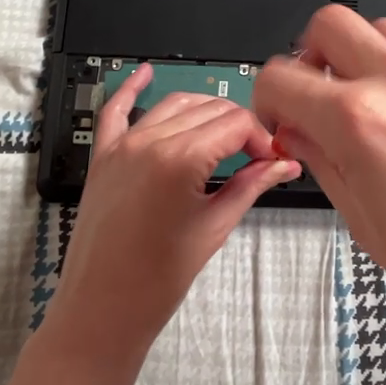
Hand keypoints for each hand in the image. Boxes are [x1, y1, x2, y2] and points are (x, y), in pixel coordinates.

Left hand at [45, 63, 301, 362]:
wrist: (101, 311)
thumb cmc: (157, 280)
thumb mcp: (214, 228)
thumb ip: (250, 186)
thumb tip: (284, 165)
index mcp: (180, 160)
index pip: (236, 122)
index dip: (261, 138)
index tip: (271, 160)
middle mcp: (149, 142)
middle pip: (209, 108)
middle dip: (238, 126)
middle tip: (255, 156)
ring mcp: (122, 146)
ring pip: (174, 104)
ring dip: (204, 111)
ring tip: (224, 136)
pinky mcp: (103, 157)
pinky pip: (115, 111)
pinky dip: (130, 89)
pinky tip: (144, 72)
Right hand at [253, 5, 385, 372]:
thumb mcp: (368, 226)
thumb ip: (324, 163)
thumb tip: (300, 134)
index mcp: (364, 122)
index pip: (282, 76)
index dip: (267, 99)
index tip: (278, 117)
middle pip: (328, 23)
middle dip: (306, 56)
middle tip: (311, 97)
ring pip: (378, 26)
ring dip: (356, 54)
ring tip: (358, 102)